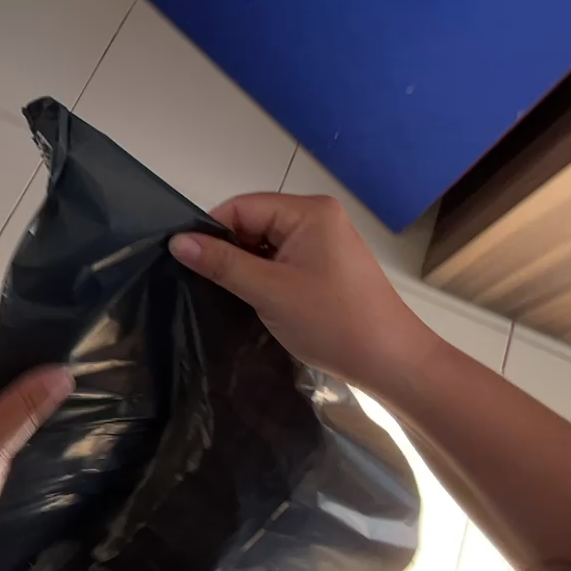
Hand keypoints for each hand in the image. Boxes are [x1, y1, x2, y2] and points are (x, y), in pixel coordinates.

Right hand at [169, 193, 442, 392]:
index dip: (211, 232)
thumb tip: (176, 241)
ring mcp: (323, 239)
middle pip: (251, 222)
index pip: (241, 207)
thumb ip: (221, 263)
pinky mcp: (325, 262)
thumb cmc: (333, 322)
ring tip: (230, 292)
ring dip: (245, 265)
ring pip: (263, 242)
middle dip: (228, 250)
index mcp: (308, 211)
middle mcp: (317, 216)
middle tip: (210, 282)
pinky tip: (255, 296)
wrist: (393, 364)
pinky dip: (263, 274)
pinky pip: (280, 257)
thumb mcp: (269, 291)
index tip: (190, 263)